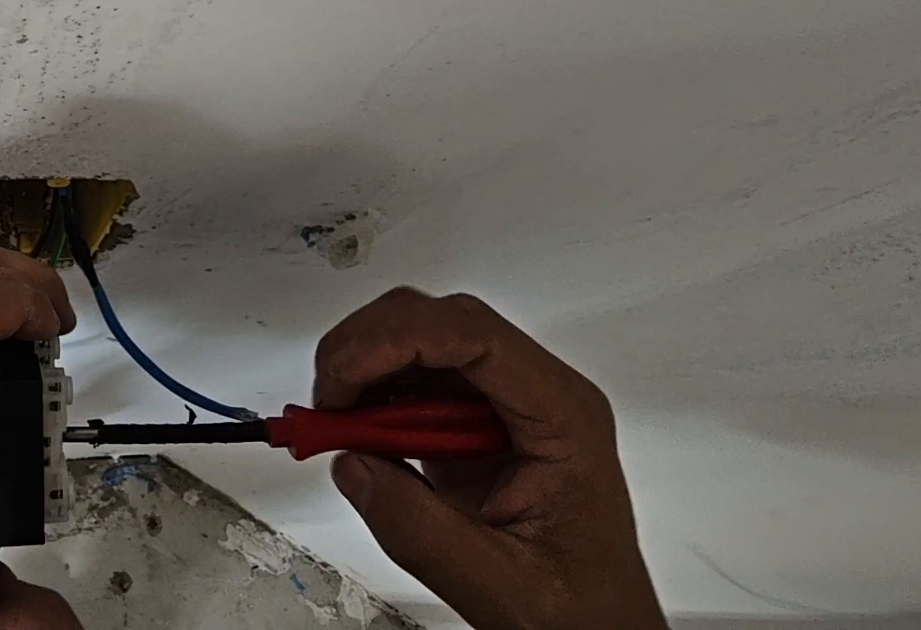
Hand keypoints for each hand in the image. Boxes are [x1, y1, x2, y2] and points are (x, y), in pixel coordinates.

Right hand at [314, 288, 665, 629]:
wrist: (593, 623)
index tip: (343, 379)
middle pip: (432, 320)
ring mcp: (493, 393)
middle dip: (365, 348)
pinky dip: (362, 389)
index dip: (396, 340)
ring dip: (357, 367)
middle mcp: (528, 388)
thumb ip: (422, 532)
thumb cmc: (577, 607)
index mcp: (560, 416)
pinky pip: (400, 369)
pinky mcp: (461, 406)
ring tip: (334, 422)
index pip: (472, 335)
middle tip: (327, 403)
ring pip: (409, 334)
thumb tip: (351, 464)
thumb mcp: (502, 588)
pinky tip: (353, 427)